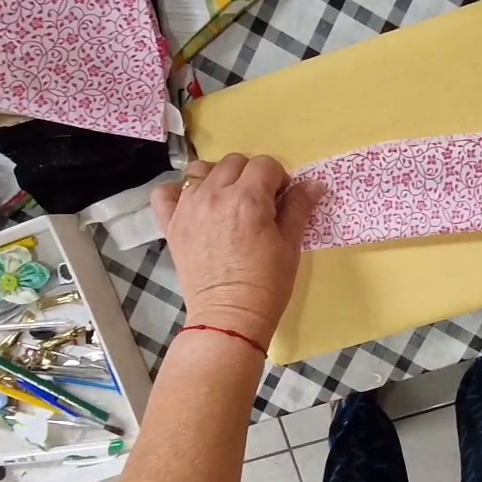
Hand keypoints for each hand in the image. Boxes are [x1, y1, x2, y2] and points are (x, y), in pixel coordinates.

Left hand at [152, 154, 323, 345]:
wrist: (229, 318)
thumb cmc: (267, 286)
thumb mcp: (290, 247)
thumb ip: (299, 208)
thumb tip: (314, 184)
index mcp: (249, 199)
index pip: (266, 164)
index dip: (279, 180)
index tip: (281, 201)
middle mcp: (215, 195)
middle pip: (235, 162)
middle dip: (251, 177)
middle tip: (258, 205)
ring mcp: (188, 208)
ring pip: (202, 170)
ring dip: (218, 179)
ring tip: (227, 204)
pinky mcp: (171, 224)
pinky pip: (166, 192)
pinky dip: (180, 193)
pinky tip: (194, 206)